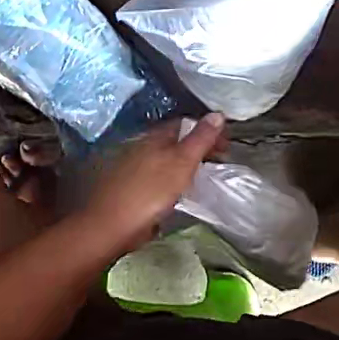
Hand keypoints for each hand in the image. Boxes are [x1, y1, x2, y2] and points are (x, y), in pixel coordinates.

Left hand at [81, 114, 225, 250]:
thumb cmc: (151, 191)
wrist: (111, 226)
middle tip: (219, 160)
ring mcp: (133, 168)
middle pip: (176, 140)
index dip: (208, 130)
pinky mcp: (130, 188)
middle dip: (199, 146)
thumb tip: (217, 113)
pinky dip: (174, 177)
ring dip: (186, 163)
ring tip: (203, 175)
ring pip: (167, 158)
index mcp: (155, 137)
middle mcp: (142, 147)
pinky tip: (180, 190)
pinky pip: (159, 176)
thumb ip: (201, 138)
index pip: (186, 124)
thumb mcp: (183, 162)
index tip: (227, 145)